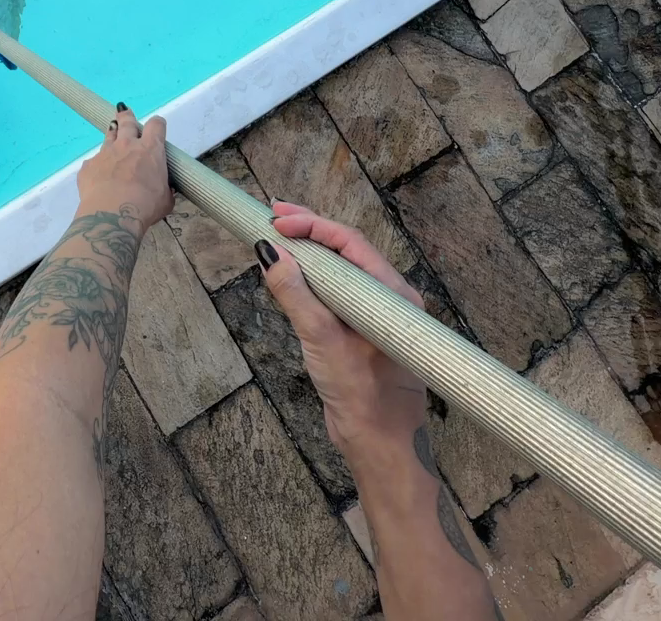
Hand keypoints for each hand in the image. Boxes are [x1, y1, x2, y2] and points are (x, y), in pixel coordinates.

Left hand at [75, 105, 173, 232]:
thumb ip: (165, 190)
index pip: (156, 125)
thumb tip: (165, 190)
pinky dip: (98, 166)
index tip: (157, 126)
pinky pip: (93, 162)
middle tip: (124, 111)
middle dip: (126, 116)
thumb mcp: (165, 199)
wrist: (111, 214)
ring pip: (108, 137)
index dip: (157, 124)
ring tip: (111, 133)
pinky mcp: (88, 165)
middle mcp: (127, 145)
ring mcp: (105, 153)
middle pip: (126, 122)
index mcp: (150, 150)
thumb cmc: (145, 206)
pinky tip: (98, 177)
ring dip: (112, 135)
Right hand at [262, 202, 427, 458]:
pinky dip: (309, 274)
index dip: (311, 225)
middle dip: (307, 228)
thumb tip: (268, 253)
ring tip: (276, 233)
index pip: (349, 242)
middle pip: (344, 249)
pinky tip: (289, 270)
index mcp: (391, 295)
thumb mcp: (322, 340)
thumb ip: (295, 294)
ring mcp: (373, 314)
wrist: (379, 446)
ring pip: (338, 268)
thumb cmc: (362, 396)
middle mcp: (386, 298)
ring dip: (306, 249)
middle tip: (272, 213)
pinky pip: (333, 290)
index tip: (276, 220)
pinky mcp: (359, 329)